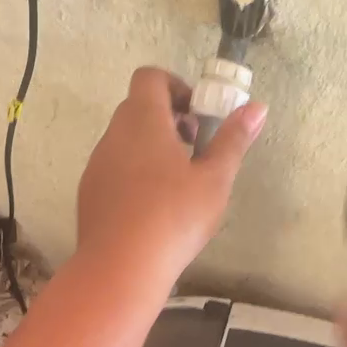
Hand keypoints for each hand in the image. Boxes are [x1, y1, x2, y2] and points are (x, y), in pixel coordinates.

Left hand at [76, 67, 266, 276]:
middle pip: (137, 109)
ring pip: (124, 142)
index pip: (151, 78)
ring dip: (150, 150)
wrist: (121, 268)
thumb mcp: (214, 181)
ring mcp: (96, 166)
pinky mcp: (89, 195)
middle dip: (167, 120)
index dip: (176, 87)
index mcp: (143, 121)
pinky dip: (133, 177)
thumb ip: (233, 141)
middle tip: (193, 151)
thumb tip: (257, 108)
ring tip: (175, 186)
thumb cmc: (174, 219)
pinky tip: (151, 211)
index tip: (198, 116)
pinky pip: (113, 172)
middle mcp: (113, 136)